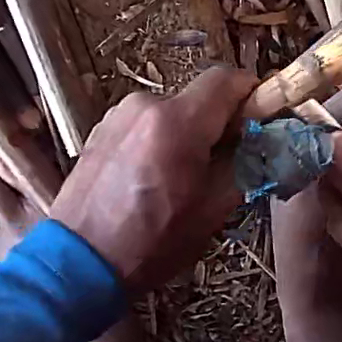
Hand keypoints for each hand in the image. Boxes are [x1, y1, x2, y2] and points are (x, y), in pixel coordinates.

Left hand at [50, 66, 255, 290]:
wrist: (79, 262)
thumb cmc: (151, 242)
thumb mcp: (213, 209)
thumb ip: (246, 163)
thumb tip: (263, 140)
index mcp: (176, 121)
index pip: (226, 79)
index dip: (250, 95)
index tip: (258, 121)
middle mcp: (144, 106)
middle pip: (196, 99)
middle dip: (215, 125)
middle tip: (219, 166)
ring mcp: (116, 116)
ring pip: (168, 114)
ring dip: (183, 136)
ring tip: (176, 181)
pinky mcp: (98, 131)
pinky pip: (142, 126)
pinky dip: (155, 143)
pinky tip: (147, 181)